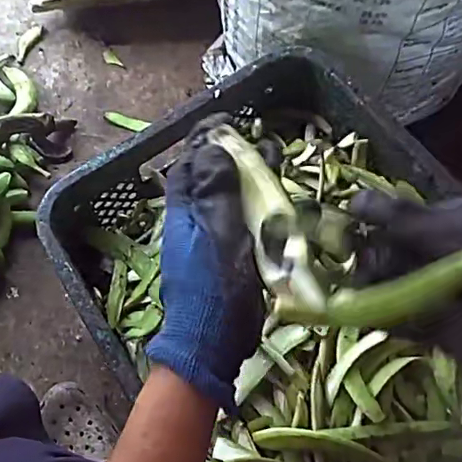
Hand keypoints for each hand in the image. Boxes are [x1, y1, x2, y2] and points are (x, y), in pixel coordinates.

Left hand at [145, 115, 263, 408]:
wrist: (214, 338)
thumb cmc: (213, 285)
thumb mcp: (216, 231)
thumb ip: (216, 189)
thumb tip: (212, 147)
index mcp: (184, 211)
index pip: (190, 163)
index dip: (207, 140)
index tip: (229, 122)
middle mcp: (195, 221)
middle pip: (212, 178)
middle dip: (234, 156)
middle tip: (260, 142)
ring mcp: (212, 239)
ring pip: (230, 198)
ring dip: (250, 179)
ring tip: (274, 160)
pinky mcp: (231, 257)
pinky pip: (244, 222)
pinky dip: (260, 207)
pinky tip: (278, 201)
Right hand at [350, 191, 461, 438]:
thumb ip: (423, 316)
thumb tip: (365, 302)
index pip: (421, 225)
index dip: (379, 221)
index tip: (345, 211)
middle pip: (429, 217)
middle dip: (394, 243)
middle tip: (370, 277)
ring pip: (448, 220)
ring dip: (419, 246)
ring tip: (404, 281)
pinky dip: (445, 247)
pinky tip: (444, 276)